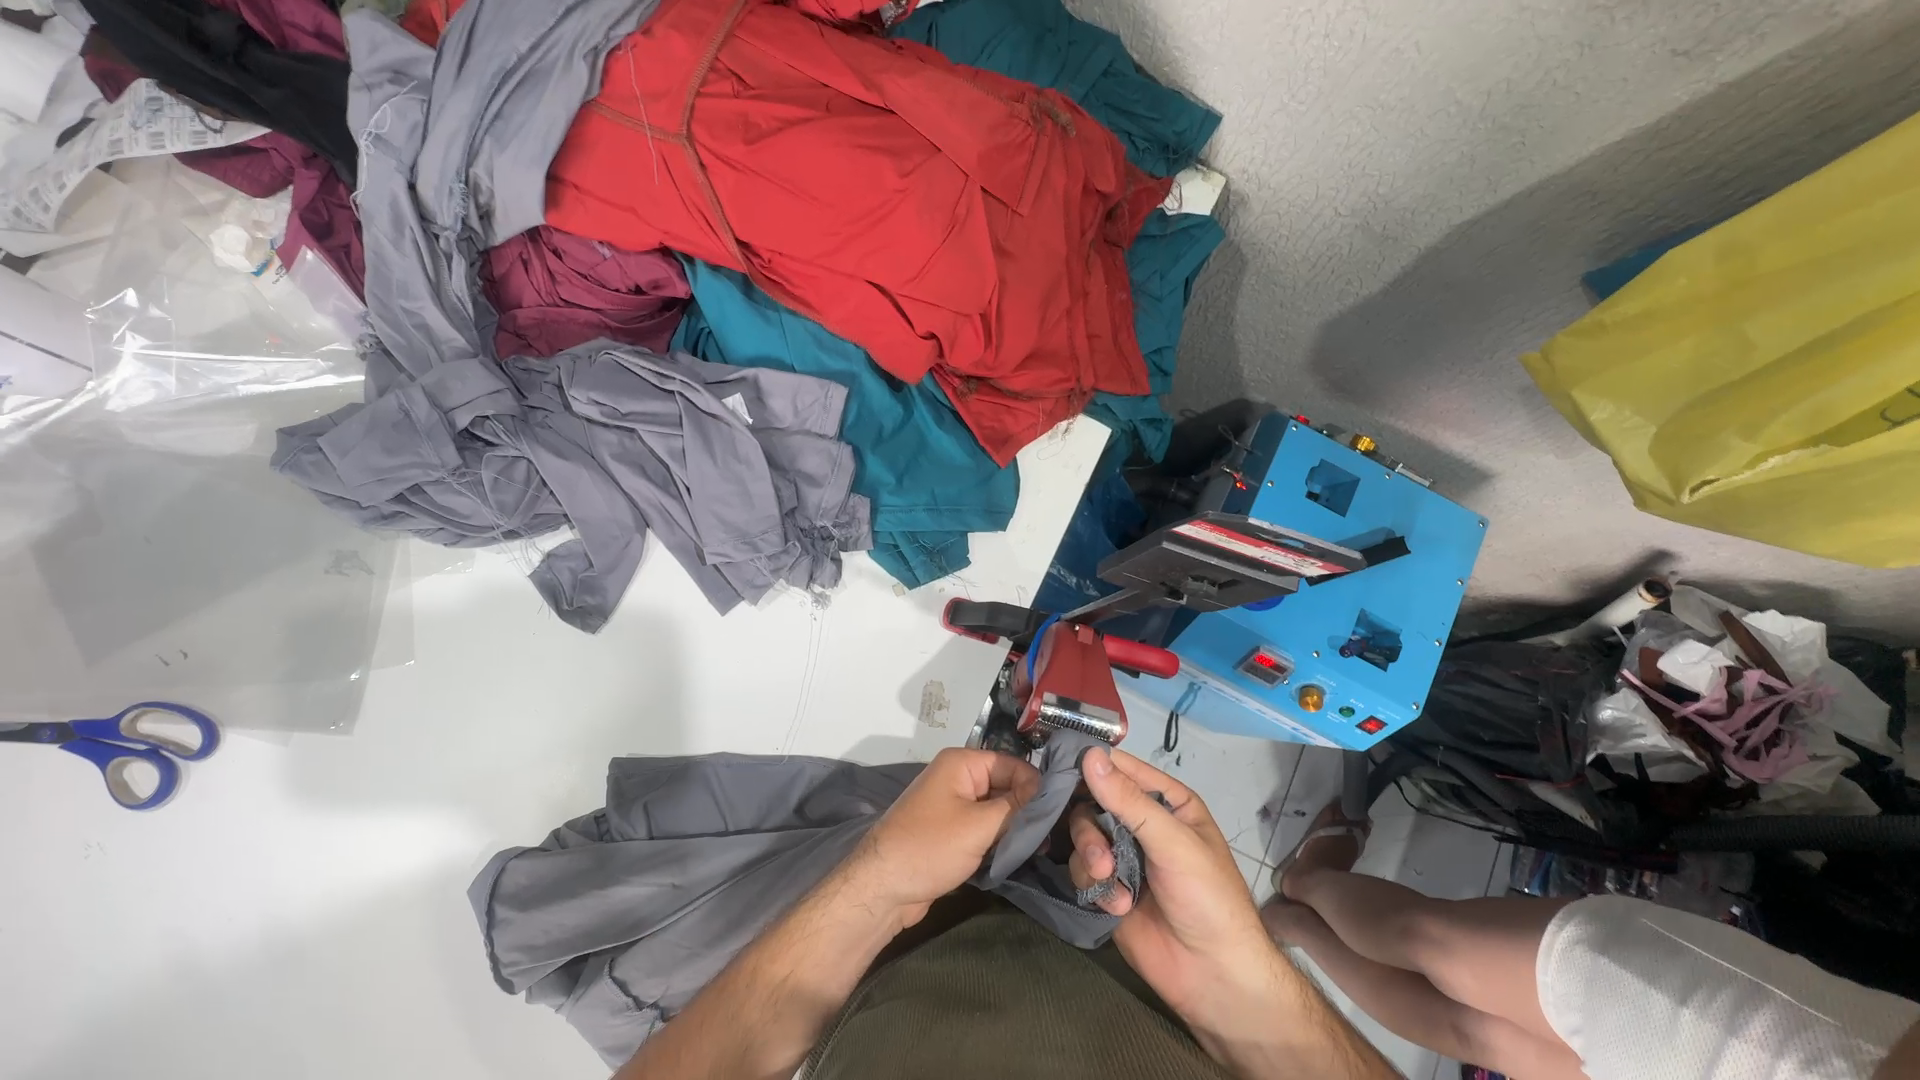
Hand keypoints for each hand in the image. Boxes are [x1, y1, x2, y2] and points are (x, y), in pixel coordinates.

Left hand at [840, 747, 1040, 928]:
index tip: (1059, 813)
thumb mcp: (980, 826)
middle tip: (1054, 835)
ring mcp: (952, 806)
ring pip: (996, 809)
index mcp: (961, 763)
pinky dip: (999, 839)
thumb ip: (1018, 807)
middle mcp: (957, 778)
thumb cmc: (930, 848)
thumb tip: (1051, 792)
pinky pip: (984, 828)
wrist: (882, 889)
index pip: (1013, 764)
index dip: (1036, 786)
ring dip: (1015, 827)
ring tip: (1041, 847)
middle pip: (1006, 785)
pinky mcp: (950, 832)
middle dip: (1028, 808)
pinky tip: (1018, 855)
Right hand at [1068, 748, 1295, 1053]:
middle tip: (1100, 857)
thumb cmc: (1208, 898)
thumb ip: (1129, 801)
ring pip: (1083, 836)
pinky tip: (1116, 907)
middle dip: (1090, 829)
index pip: (1121, 768)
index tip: (1060, 770)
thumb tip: (1090, 755)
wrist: (1213, 976)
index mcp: (1167, 802)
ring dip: (1092, 859)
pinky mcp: (1108, 888)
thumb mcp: (1174, 843)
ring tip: (1110, 884)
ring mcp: (1124, 856)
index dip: (1092, 767)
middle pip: (1093, 802)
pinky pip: (1082, 870)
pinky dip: (1095, 887)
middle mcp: (1142, 823)